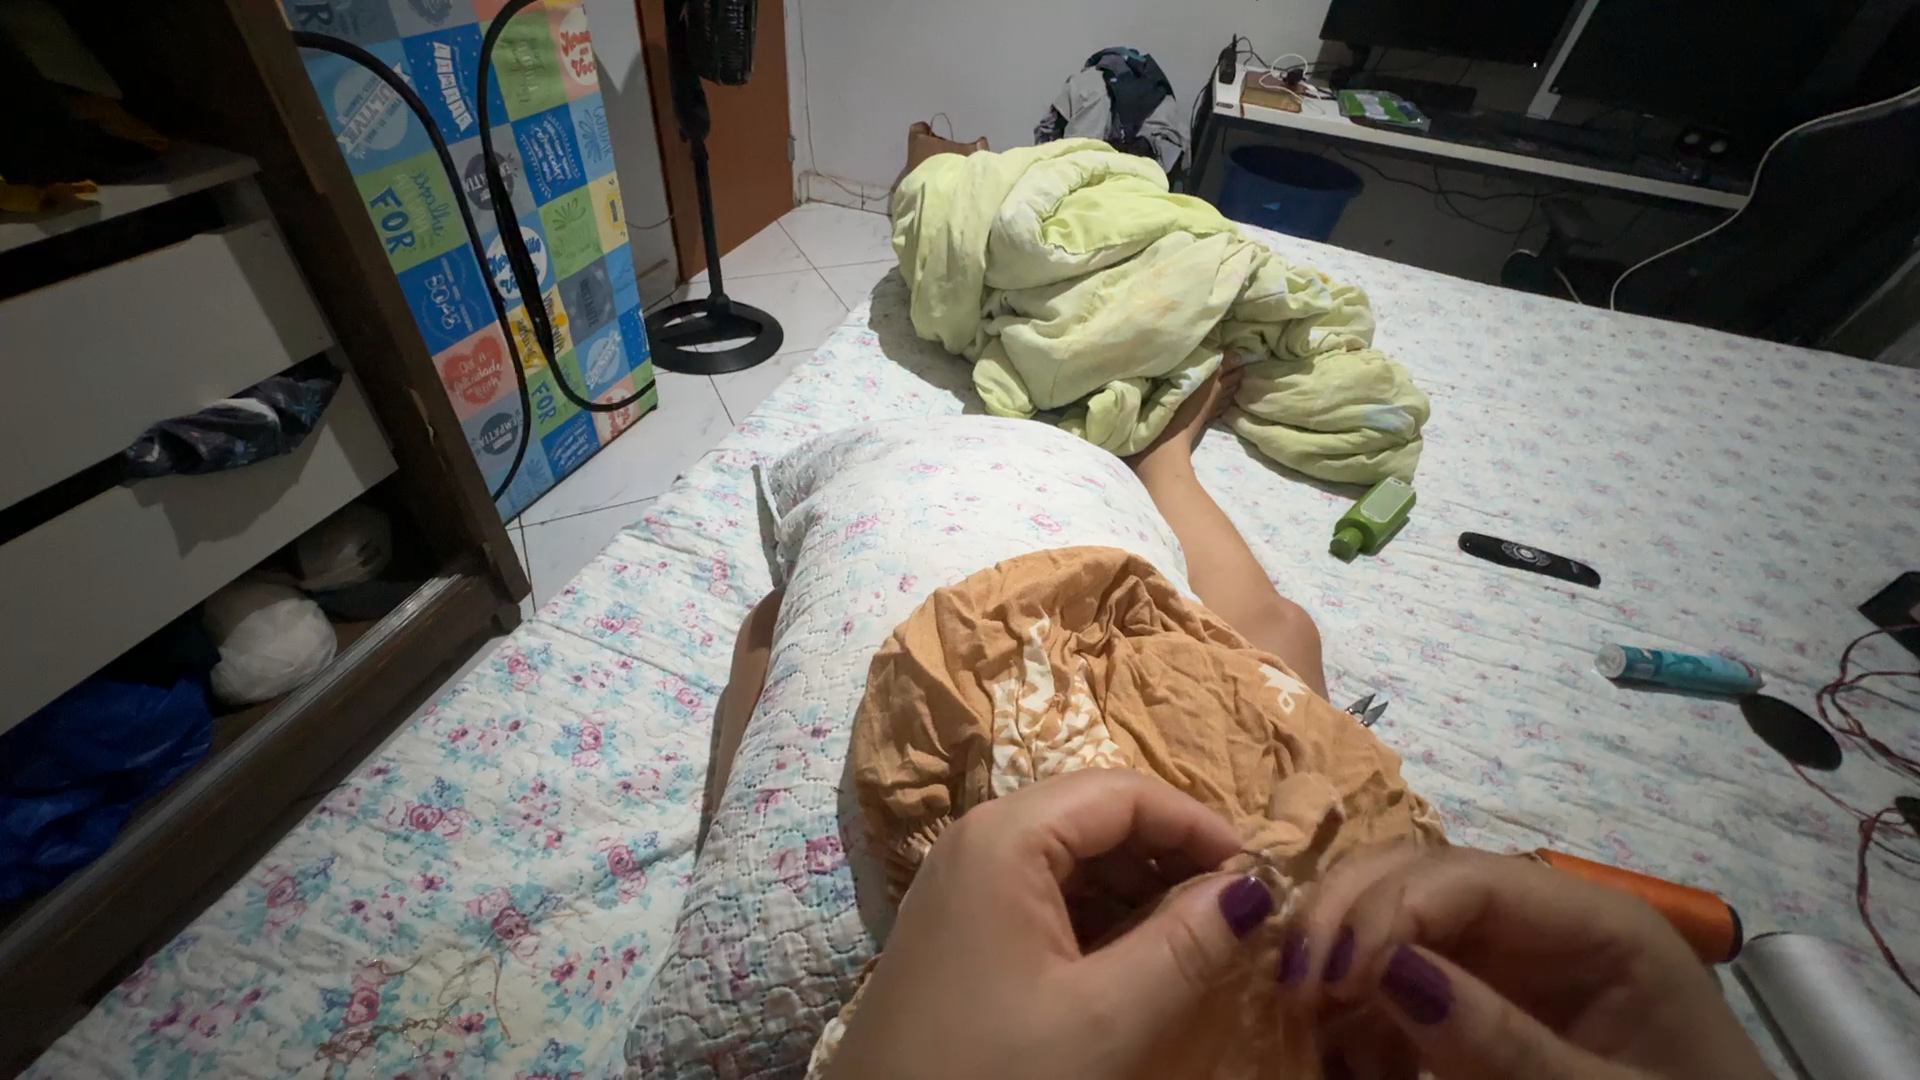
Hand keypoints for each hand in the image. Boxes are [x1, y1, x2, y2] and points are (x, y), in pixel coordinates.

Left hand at [824, 769, 1273, 1079]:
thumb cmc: (995, 1074)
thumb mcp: (1104, 1019)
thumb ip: (1184, 946)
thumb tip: (1249, 889)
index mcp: (1007, 834)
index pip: (1121, 791)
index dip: (1194, 822)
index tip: (1255, 873)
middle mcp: (979, 833)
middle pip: (1092, 810)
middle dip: (1166, 848)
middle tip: (1229, 904)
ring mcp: (964, 871)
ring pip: (1067, 845)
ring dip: (1133, 876)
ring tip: (1190, 929)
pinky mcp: (960, 911)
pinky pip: (1040, 880)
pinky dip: (1094, 902)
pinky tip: (1128, 946)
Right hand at [1277, 846, 1771, 1079]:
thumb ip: (1506, 1045)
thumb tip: (1387, 971)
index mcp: (1595, 920)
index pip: (1464, 876)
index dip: (1387, 910)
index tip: (1334, 977)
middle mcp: (1536, 912)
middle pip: (1413, 875)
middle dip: (1344, 917)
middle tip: (1295, 980)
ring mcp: (1502, 945)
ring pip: (1388, 908)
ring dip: (1336, 952)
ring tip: (1301, 1009)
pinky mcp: (1476, 983)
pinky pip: (1394, 967)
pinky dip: (1355, 999)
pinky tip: (1335, 1040)